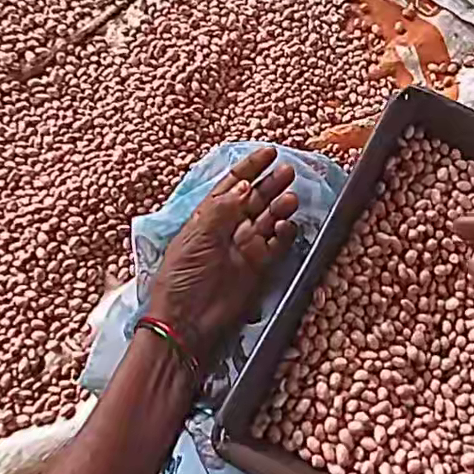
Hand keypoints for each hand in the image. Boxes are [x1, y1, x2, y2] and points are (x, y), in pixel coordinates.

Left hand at [145, 147, 300, 360]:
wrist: (187, 321)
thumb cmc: (183, 276)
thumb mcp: (195, 237)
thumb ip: (222, 210)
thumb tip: (246, 185)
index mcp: (208, 216)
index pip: (232, 184)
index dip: (250, 167)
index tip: (270, 152)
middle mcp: (229, 228)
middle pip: (255, 199)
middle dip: (271, 184)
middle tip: (288, 172)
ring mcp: (245, 247)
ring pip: (268, 219)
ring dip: (279, 207)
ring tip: (291, 199)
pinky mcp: (259, 267)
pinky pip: (277, 245)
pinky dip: (284, 234)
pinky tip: (287, 226)